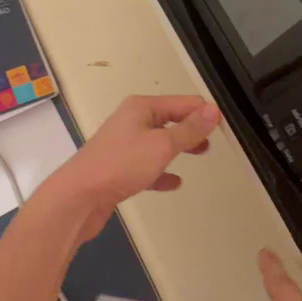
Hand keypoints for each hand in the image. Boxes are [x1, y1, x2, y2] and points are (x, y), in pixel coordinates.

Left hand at [31, 95, 216, 244]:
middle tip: (213, 140)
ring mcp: (123, 145)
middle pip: (170, 119)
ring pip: (159, 142)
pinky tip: (174, 182)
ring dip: (179, 146)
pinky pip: (147, 165)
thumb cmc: (121, 165)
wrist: (78, 198)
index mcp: (141, 108)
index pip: (182, 102)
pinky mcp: (118, 169)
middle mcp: (131, 121)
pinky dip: (162, 170)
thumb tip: (212, 110)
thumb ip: (189, 130)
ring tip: (201, 154)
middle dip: (192, 128)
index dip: (203, 112)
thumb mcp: (162, 145)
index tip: (223, 126)